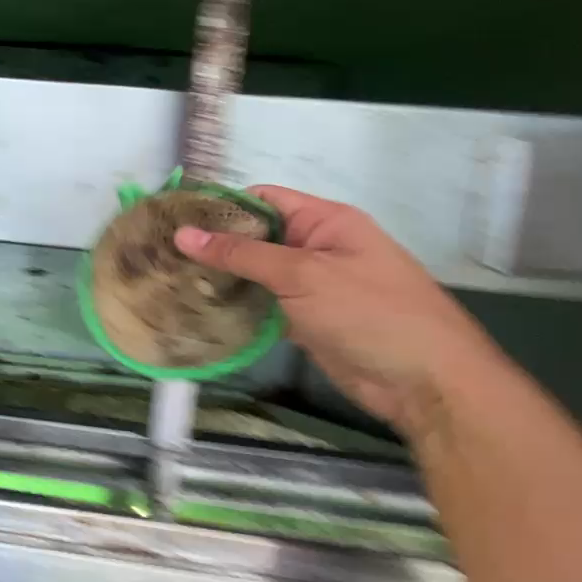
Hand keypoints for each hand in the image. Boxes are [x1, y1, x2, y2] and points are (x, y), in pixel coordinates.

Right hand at [173, 187, 500, 430]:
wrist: (424, 382)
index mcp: (326, 223)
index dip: (218, 206)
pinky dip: (230, 303)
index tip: (170, 220)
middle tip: (157, 254)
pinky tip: (193, 307)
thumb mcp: (303, 274)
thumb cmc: (371, 314)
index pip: (262, 199)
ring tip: (165, 279)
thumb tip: (181, 234)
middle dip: (209, 244)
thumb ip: (240, 254)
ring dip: (215, 277)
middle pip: (252, 235)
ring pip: (250, 271)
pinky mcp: (300, 316)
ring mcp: (309, 284)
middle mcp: (315, 247)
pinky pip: (257, 302)